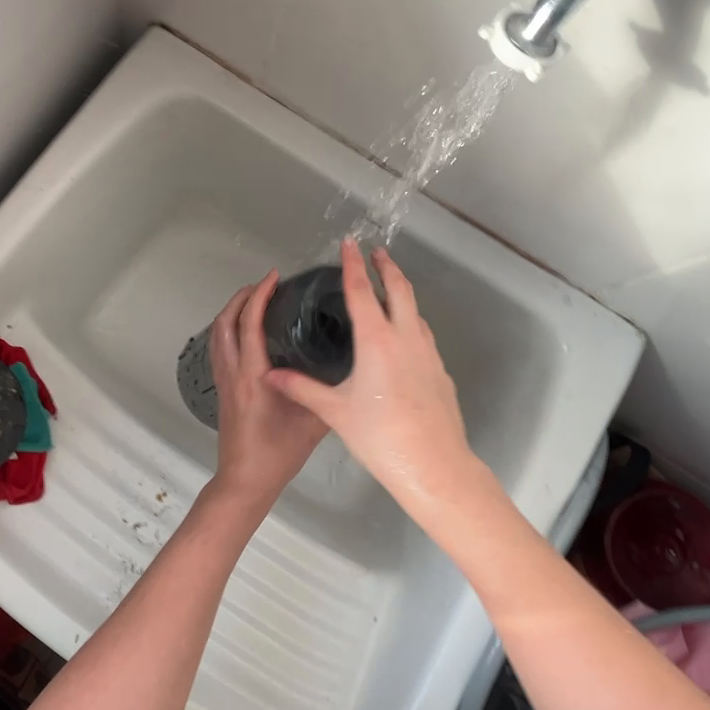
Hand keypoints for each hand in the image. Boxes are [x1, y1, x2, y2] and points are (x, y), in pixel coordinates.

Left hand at [208, 270, 328, 501]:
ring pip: (217, 335)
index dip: (259, 296)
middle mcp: (232, 373)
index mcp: (253, 375)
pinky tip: (247, 331)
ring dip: (231, 311)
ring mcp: (223, 381)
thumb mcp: (313, 422)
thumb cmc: (278, 453)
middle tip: (265, 283)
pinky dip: (229, 329)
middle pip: (224, 322)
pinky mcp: (222, 389)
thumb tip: (349, 370)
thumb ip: (326, 393)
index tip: (274, 278)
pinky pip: (219, 348)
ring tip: (255, 300)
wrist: (246, 480)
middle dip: (240, 297)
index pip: (248, 324)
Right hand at [265, 239, 475, 500]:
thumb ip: (302, 388)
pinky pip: (423, 334)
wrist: (435, 466)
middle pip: (399, 289)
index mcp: (377, 340)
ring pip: (416, 311)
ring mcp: (428, 353)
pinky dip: (410, 321)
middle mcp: (406, 338)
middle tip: (376, 252)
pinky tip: (401, 337)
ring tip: (387, 289)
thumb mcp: (335, 412)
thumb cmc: (380, 437)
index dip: (353, 264)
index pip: (361, 291)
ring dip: (401, 292)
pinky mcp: (440, 371)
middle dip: (387, 267)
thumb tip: (270, 376)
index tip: (350, 243)